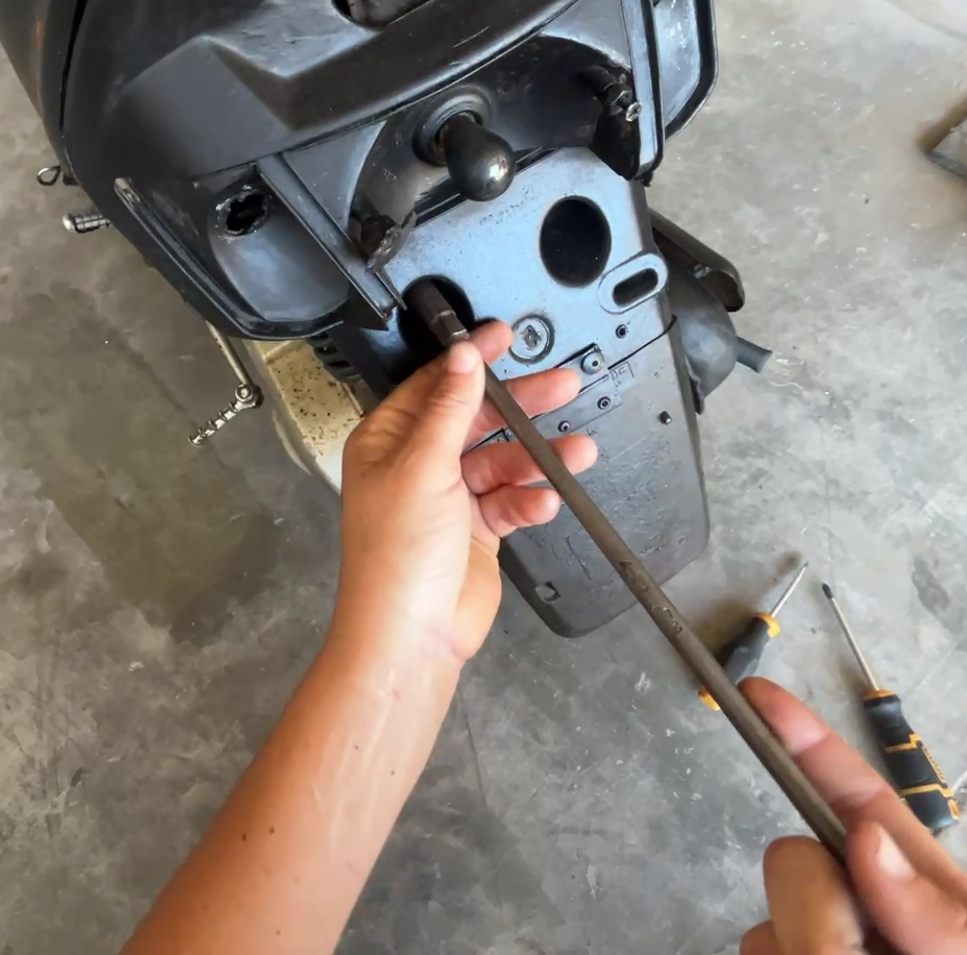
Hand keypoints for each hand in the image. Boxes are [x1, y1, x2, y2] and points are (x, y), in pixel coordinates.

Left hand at [335, 320, 596, 664]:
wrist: (413, 632)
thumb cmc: (401, 548)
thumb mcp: (424, 466)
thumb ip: (449, 408)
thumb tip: (463, 355)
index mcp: (389, 440)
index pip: (435, 386)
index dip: (471, 360)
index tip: (505, 335)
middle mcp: (417, 462)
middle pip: (475, 419)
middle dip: (518, 406)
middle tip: (562, 384)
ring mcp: (449, 496)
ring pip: (500, 460)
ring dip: (536, 457)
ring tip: (577, 452)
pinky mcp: (476, 527)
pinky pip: (509, 500)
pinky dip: (527, 499)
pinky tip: (543, 501)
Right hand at [739, 679, 966, 954]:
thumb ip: (949, 927)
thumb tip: (868, 842)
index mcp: (930, 901)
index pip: (863, 802)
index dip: (809, 742)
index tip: (758, 696)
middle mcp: (869, 914)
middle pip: (794, 859)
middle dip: (817, 915)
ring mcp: (822, 946)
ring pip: (769, 921)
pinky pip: (757, 952)